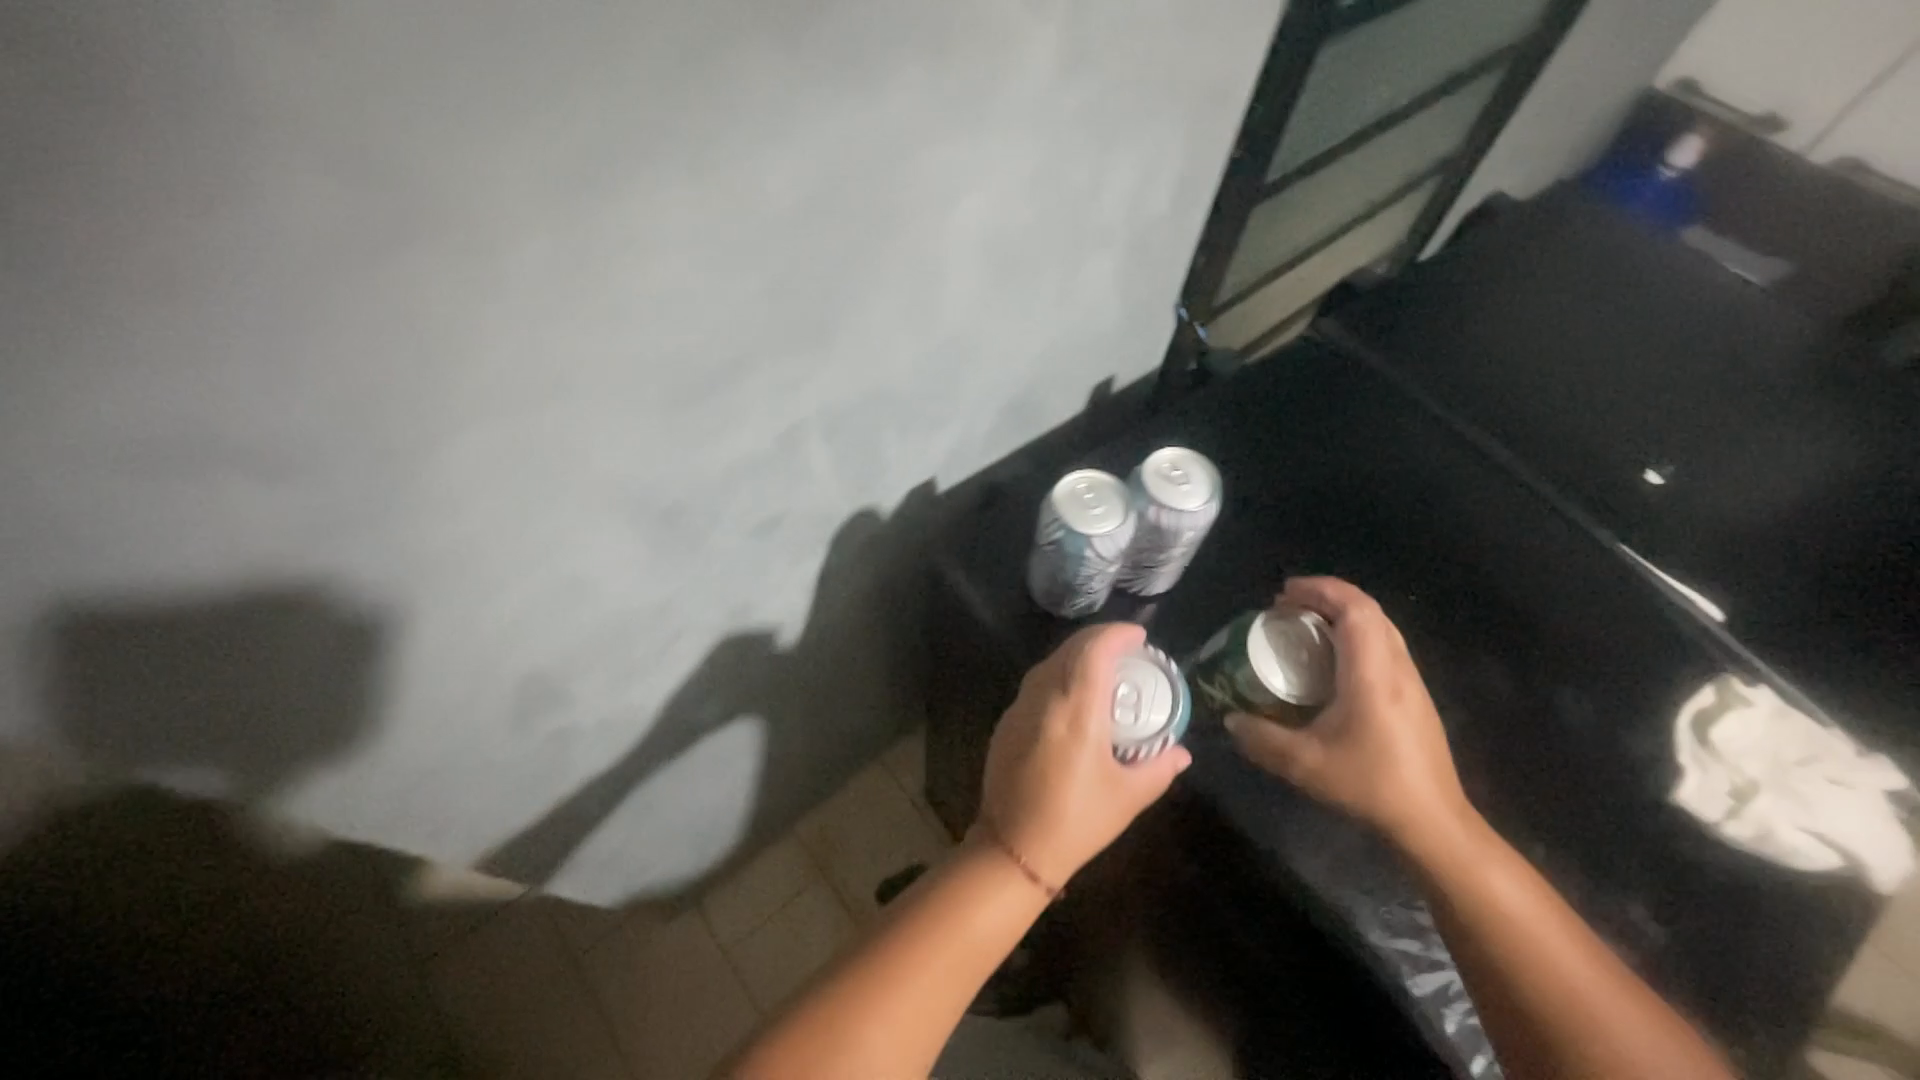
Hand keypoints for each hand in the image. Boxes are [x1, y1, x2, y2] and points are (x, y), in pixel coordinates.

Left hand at [979, 622, 1191, 886]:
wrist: (1012, 848)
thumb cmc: (1076, 821)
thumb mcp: (1128, 796)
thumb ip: (1159, 768)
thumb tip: (1181, 753)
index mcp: (1076, 709)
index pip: (1094, 651)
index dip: (1117, 634)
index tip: (1139, 636)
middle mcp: (1044, 698)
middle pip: (1070, 649)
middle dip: (1098, 640)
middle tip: (1126, 650)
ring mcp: (1019, 709)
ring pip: (1048, 664)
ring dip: (1076, 656)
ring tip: (1102, 669)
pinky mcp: (1005, 724)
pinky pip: (1035, 685)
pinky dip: (1058, 676)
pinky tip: (1072, 698)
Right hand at [1224, 577, 1474, 848]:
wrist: (1432, 821)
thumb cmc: (1370, 785)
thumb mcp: (1304, 765)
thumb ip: (1262, 739)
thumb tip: (1231, 720)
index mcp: (1371, 674)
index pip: (1354, 609)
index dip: (1320, 590)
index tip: (1284, 593)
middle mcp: (1396, 668)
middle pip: (1369, 611)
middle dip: (1328, 597)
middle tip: (1289, 606)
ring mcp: (1411, 683)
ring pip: (1381, 628)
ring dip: (1344, 616)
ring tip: (1306, 627)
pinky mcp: (1415, 699)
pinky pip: (1385, 647)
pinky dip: (1356, 637)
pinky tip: (1333, 663)